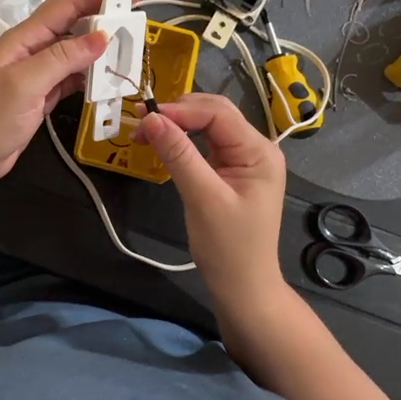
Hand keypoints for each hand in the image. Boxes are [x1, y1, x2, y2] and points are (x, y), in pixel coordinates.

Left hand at [0, 0, 140, 186]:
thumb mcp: (25, 84)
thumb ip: (62, 58)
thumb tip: (103, 36)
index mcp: (24, 39)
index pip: (65, 7)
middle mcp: (32, 50)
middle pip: (73, 26)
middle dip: (104, 19)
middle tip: (138, 22)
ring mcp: (37, 74)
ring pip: (76, 53)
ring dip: (101, 51)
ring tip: (131, 51)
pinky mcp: (41, 96)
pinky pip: (72, 77)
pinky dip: (92, 76)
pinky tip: (110, 80)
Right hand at [135, 94, 288, 306]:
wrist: (243, 289)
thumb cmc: (228, 248)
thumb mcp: (202, 199)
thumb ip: (178, 155)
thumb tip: (151, 118)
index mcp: (259, 152)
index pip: (218, 113)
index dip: (180, 110)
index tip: (144, 118)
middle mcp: (257, 148)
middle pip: (214, 113)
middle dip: (178, 113)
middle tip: (141, 124)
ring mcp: (245, 159)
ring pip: (208, 125)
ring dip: (178, 124)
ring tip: (146, 133)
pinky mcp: (232, 171)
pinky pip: (206, 143)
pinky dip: (183, 140)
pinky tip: (164, 145)